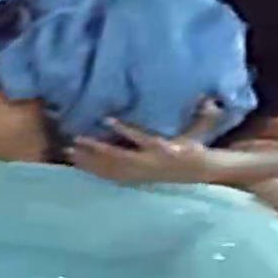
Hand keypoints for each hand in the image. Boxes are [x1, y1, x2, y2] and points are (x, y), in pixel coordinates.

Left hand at [67, 99, 222, 183]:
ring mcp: (135, 173)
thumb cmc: (195, 148)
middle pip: (114, 155)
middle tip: (73, 139)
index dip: (123, 128)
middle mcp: (145, 162)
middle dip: (93, 148)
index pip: (140, 137)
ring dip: (86, 159)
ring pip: (106, 167)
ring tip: (67, 151)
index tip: (105, 119)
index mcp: (162, 148)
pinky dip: (90, 170)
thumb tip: (210, 98)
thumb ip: (203, 115)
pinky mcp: (129, 180)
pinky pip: (105, 176)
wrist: (197, 173)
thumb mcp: (199, 132)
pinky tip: (75, 164)